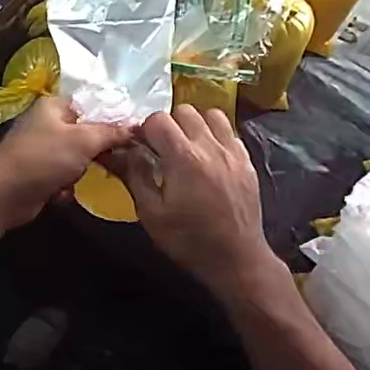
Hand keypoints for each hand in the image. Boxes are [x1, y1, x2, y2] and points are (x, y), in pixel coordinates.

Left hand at [0, 97, 134, 227]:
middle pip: (87, 134)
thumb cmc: (43, 158)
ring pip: (79, 159)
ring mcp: (43, 151)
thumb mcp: (83, 140)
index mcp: (54, 106)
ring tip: (76, 179)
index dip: (114, 118)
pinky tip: (60, 194)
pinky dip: (66, 187)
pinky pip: (66, 178)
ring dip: (80, 173)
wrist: (3, 195)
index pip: (93, 105)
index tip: (134, 133)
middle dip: (98, 151)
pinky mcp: (40, 175)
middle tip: (116, 160)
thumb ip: (111, 132)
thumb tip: (137, 126)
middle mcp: (48, 125)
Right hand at [108, 106, 282, 300]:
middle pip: (185, 111)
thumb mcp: (151, 214)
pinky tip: (208, 158)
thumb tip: (123, 151)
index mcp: (183, 158)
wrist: (235, 259)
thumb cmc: (188, 241)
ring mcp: (233, 152)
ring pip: (211, 114)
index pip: (158, 120)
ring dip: (195, 125)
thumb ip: (135, 176)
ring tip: (187, 148)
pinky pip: (230, 132)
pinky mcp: (247, 161)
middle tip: (162, 149)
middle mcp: (210, 147)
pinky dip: (215, 136)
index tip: (142, 148)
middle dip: (169, 124)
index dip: (145, 131)